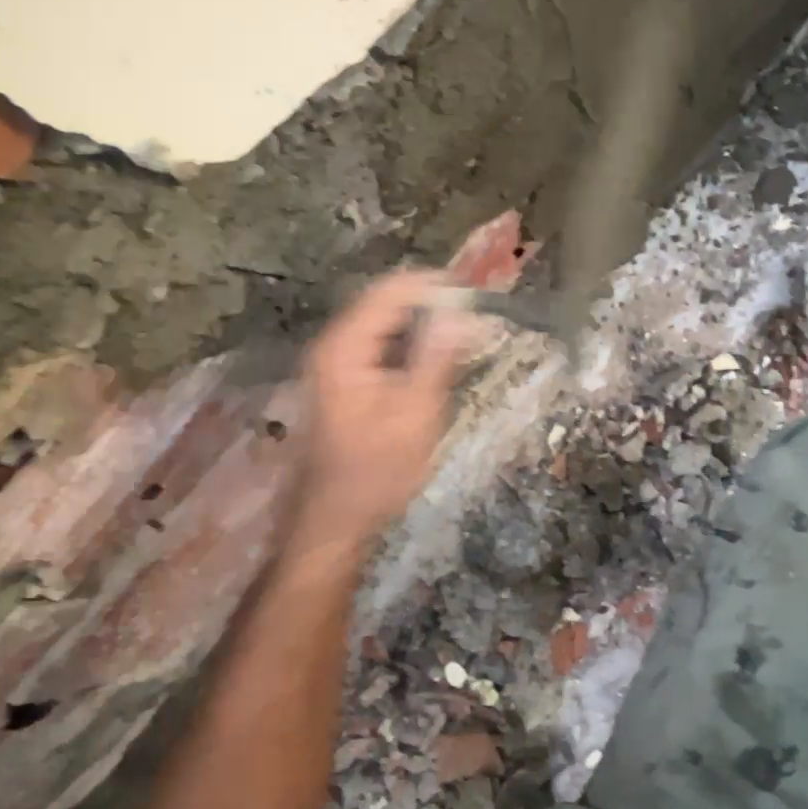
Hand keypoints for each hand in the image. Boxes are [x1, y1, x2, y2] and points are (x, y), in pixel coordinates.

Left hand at [295, 270, 473, 547]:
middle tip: (475, 316)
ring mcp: (331, 365)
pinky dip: (406, 347)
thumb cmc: (375, 472)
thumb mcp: (417, 413)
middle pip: (385, 304)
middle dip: (431, 305)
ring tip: (462, 336)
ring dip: (421, 326)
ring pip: (382, 326)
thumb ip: (438, 356)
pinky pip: (376, 348)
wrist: (332, 522)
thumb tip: (463, 313)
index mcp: (345, 347)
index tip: (476, 294)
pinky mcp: (339, 384)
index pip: (392, 291)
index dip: (435, 286)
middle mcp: (332, 346)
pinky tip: (433, 363)